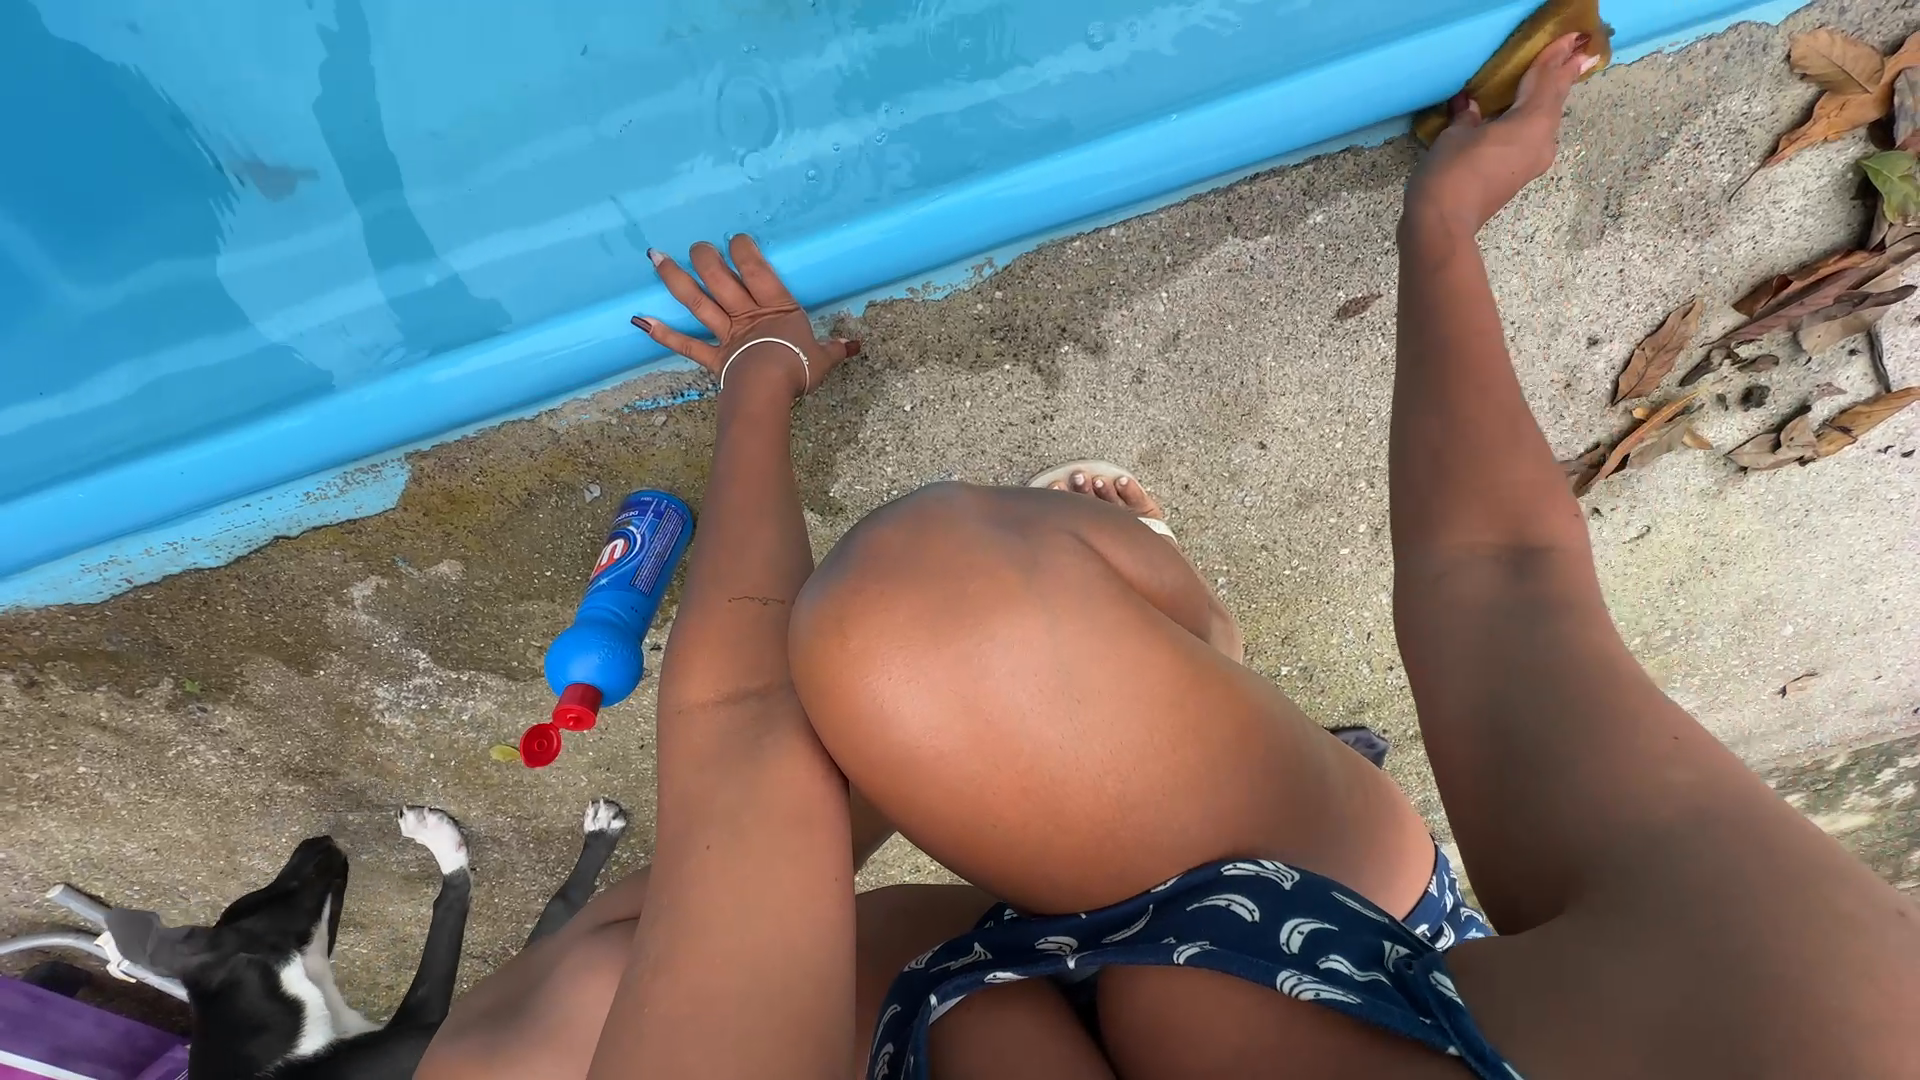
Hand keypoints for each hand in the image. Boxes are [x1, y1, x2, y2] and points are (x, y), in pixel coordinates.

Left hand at [632, 234, 859, 399]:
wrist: (771, 391)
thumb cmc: (798, 369)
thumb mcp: (822, 358)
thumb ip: (834, 349)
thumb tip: (854, 345)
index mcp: (776, 308)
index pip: (758, 271)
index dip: (745, 252)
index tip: (736, 239)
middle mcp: (748, 316)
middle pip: (722, 280)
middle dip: (707, 259)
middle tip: (698, 245)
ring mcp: (727, 335)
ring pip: (699, 302)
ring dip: (677, 280)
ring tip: (657, 258)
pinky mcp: (714, 358)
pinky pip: (686, 344)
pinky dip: (663, 333)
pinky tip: (640, 319)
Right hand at [1405, 33, 1599, 235]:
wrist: (1441, 228)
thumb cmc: (1448, 176)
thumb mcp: (1452, 138)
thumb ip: (1466, 119)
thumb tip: (1470, 109)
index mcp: (1532, 120)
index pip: (1546, 78)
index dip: (1553, 57)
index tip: (1567, 40)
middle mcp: (1542, 139)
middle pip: (1553, 101)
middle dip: (1557, 79)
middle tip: (1566, 57)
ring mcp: (1532, 163)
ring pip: (1542, 123)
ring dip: (1541, 104)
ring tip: (1539, 89)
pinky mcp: (1516, 179)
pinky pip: (1528, 142)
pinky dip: (1525, 127)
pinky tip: (1515, 122)